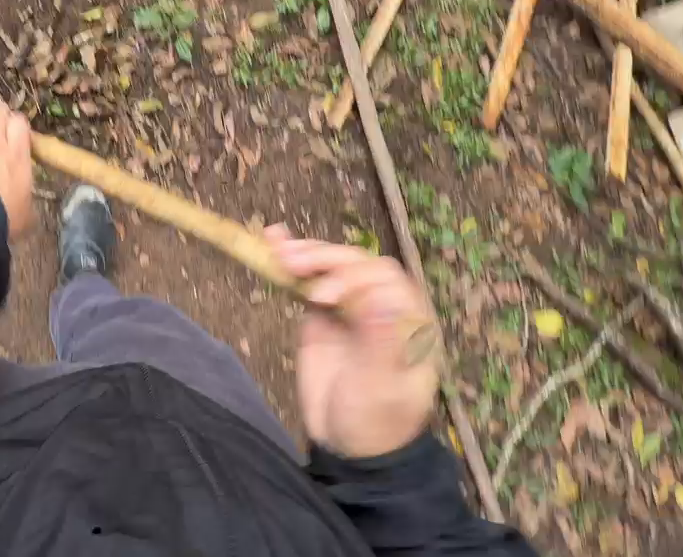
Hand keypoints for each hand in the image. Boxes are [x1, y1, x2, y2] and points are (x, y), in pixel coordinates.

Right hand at [268, 226, 440, 458]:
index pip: (383, 279)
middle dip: (325, 259)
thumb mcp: (381, 390)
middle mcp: (383, 305)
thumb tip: (383, 302)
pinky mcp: (324, 311)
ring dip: (306, 252)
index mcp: (409, 321)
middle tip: (292, 264)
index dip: (352, 278)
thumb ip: (382, 345)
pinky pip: (310, 278)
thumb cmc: (375, 423)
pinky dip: (292, 256)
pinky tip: (273, 238)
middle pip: (355, 264)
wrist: (346, 446)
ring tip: (279, 251)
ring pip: (332, 264)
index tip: (322, 298)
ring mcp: (351, 305)